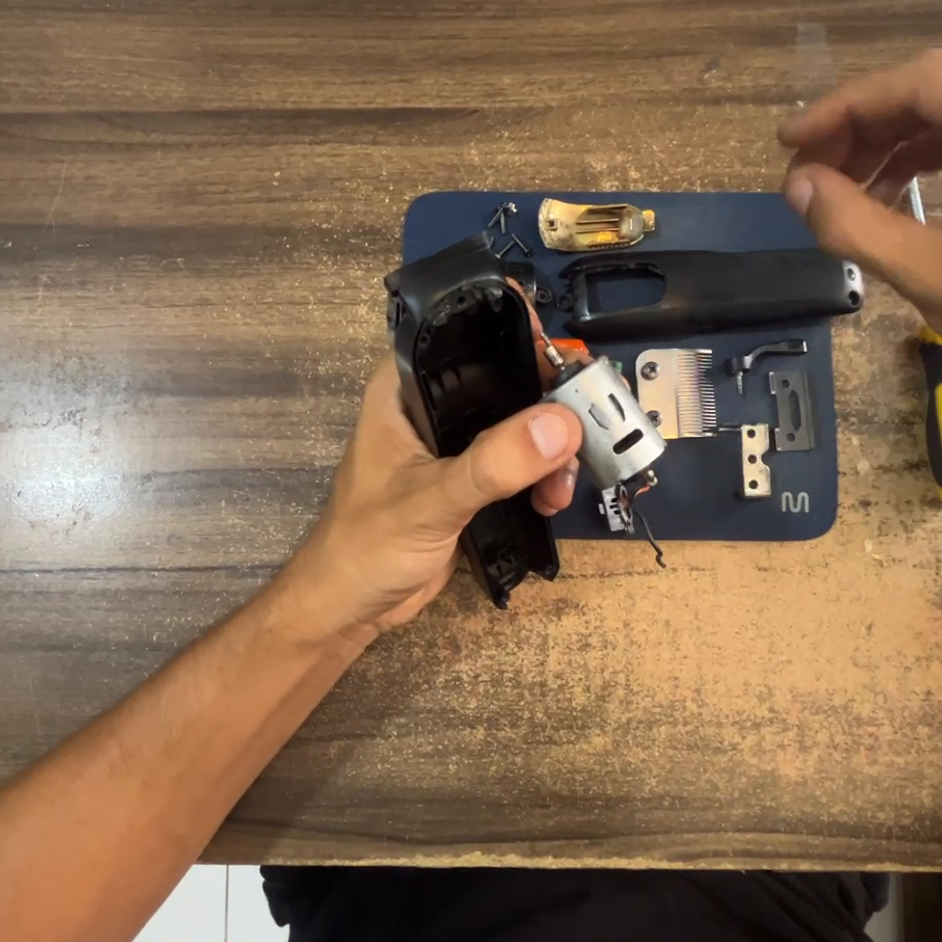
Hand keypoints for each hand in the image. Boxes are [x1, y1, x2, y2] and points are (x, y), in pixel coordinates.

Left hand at [270, 355, 583, 646]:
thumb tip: (561, 425)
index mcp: (405, 388)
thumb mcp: (431, 500)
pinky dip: (541, 477)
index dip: (516, 335)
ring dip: (551, 449)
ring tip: (562, 486)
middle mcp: (433, 407)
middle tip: (589, 426)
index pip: (464, 335)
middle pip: (505, 379)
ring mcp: (454, 445)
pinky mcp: (470, 481)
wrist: (352, 606)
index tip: (566, 359)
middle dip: (550, 401)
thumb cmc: (368, 545)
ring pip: (518, 424)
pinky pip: (518, 464)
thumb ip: (492, 464)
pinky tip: (550, 502)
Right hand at [778, 50, 941, 434]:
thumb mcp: (928, 272)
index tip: (788, 143)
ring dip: (895, 144)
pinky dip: (935, 155)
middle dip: (866, 130)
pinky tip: (894, 192)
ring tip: (844, 191)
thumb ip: (851, 222)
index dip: (845, 109)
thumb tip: (796, 185)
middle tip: (810, 176)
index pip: (925, 82)